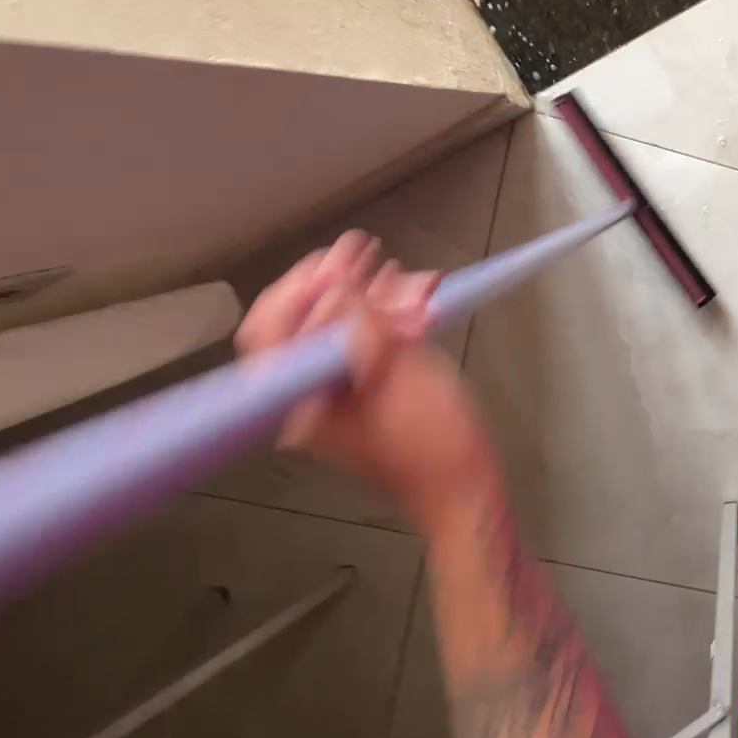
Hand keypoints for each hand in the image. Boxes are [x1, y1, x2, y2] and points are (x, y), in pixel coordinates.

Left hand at [235, 230, 499, 530]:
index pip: (272, 332)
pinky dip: (388, 317)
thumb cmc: (433, 444)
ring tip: (393, 266)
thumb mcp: (398, 379)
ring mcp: (342, 394)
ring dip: (367, 295)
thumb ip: (363, 330)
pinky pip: (368, 345)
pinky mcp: (374, 393)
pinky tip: (410, 295)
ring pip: (340, 331)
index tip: (338, 262)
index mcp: (299, 399)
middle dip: (334, 283)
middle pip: (303, 327)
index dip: (299, 290)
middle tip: (363, 247)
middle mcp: (309, 395)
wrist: (466, 491)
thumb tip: (339, 284)